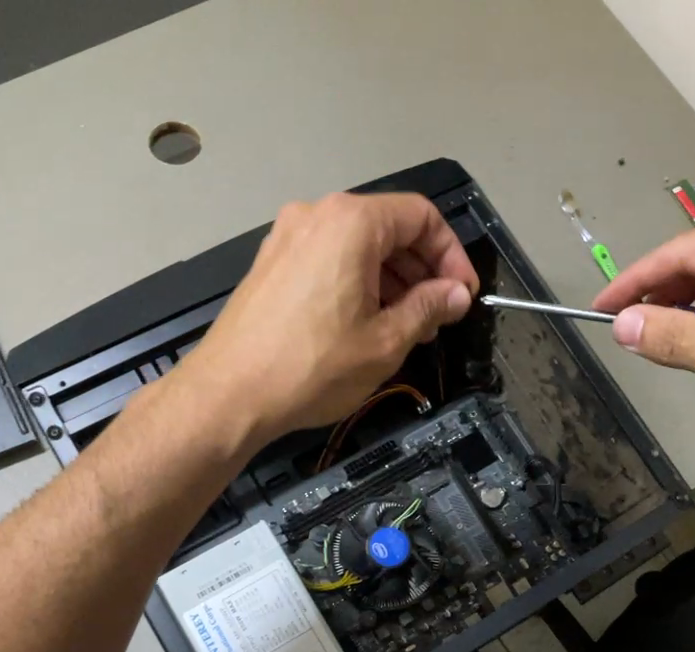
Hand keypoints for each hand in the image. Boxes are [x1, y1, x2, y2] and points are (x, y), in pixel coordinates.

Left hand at [180, 192, 478, 443]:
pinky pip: (329, 260)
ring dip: (391, 280)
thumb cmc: (313, 368)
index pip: (421, 216)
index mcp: (350, 223)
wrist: (231, 394)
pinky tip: (366, 324)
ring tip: (406, 327)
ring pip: (358, 246)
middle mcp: (316, 216)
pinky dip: (358, 283)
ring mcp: (288, 238)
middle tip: (437, 317)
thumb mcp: (386, 342)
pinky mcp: (271, 264)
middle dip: (422, 270)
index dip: (452, 254)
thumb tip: (456, 295)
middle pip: (388, 227)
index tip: (463, 294)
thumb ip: (428, 308)